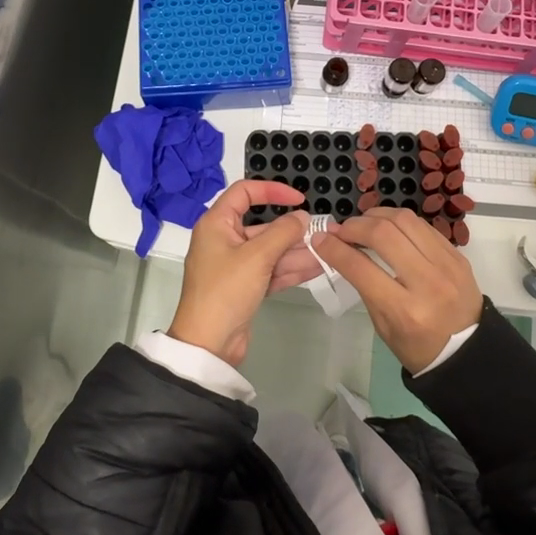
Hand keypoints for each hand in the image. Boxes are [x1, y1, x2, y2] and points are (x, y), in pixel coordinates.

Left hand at [167, 181, 321, 365]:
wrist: (208, 344)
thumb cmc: (226, 290)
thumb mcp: (257, 257)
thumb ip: (283, 232)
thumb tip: (302, 217)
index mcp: (217, 223)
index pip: (244, 193)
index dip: (272, 190)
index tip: (299, 198)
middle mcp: (224, 239)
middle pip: (262, 226)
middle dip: (291, 231)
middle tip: (321, 233)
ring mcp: (235, 265)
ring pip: (269, 250)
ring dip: (296, 251)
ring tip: (326, 252)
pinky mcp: (244, 286)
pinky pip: (270, 270)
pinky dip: (289, 269)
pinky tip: (316, 267)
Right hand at [312, 208, 483, 371]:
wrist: (470, 352)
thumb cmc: (419, 347)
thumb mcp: (383, 327)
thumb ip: (364, 286)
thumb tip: (340, 249)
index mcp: (405, 311)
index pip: (361, 268)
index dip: (334, 249)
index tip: (319, 239)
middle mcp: (428, 283)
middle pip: (384, 234)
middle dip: (355, 226)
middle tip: (341, 230)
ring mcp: (447, 265)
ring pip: (405, 220)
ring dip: (377, 215)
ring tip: (363, 223)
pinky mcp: (457, 255)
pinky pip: (423, 226)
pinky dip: (400, 222)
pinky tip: (388, 227)